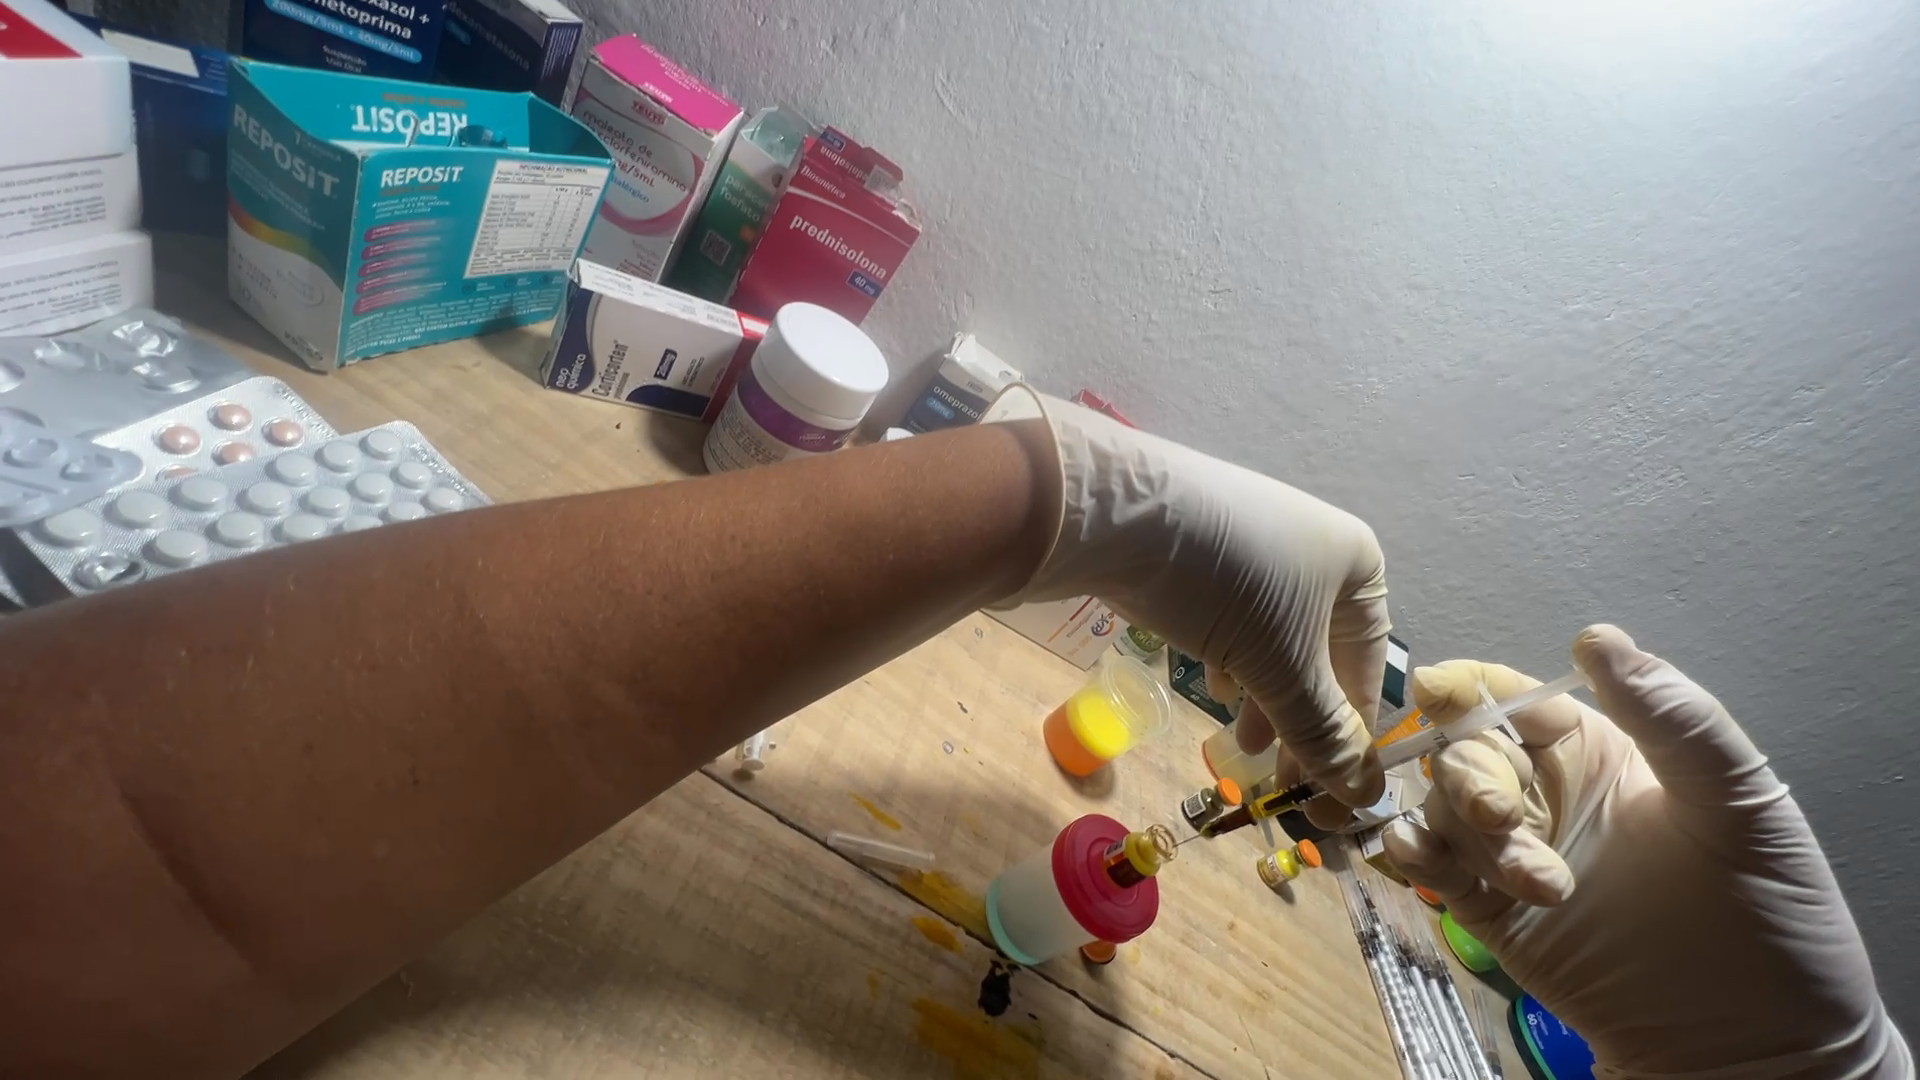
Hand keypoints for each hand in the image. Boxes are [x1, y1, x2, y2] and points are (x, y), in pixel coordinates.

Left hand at [986, 388, 1391, 804]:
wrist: (1116, 513)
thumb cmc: (1220, 587)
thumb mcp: (1279, 666)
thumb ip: (1321, 731)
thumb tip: (1365, 795)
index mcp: (1353, 560)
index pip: (1365, 660)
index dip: (1350, 725)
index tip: (1326, 779)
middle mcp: (1308, 542)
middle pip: (1316, 647)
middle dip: (1297, 711)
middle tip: (1272, 767)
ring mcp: (1248, 537)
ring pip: (1268, 632)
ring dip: (1259, 689)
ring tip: (1235, 733)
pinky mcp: (1198, 542)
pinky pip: (1229, 609)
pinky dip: (1227, 651)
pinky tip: (1208, 676)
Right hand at [1384, 625, 1910, 1077]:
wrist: (1749, 1048)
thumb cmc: (1764, 919)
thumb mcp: (1740, 812)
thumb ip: (1678, 723)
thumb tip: (1598, 637)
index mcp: (1587, 751)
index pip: (1508, 697)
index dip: (1466, 685)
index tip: (1440, 690)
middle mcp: (1535, 788)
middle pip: (1461, 749)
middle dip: (1471, 774)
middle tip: (1503, 817)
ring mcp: (1499, 843)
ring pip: (1441, 803)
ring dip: (1469, 833)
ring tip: (1538, 885)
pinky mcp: (1474, 895)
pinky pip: (1421, 854)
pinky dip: (1408, 845)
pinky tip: (1418, 852)